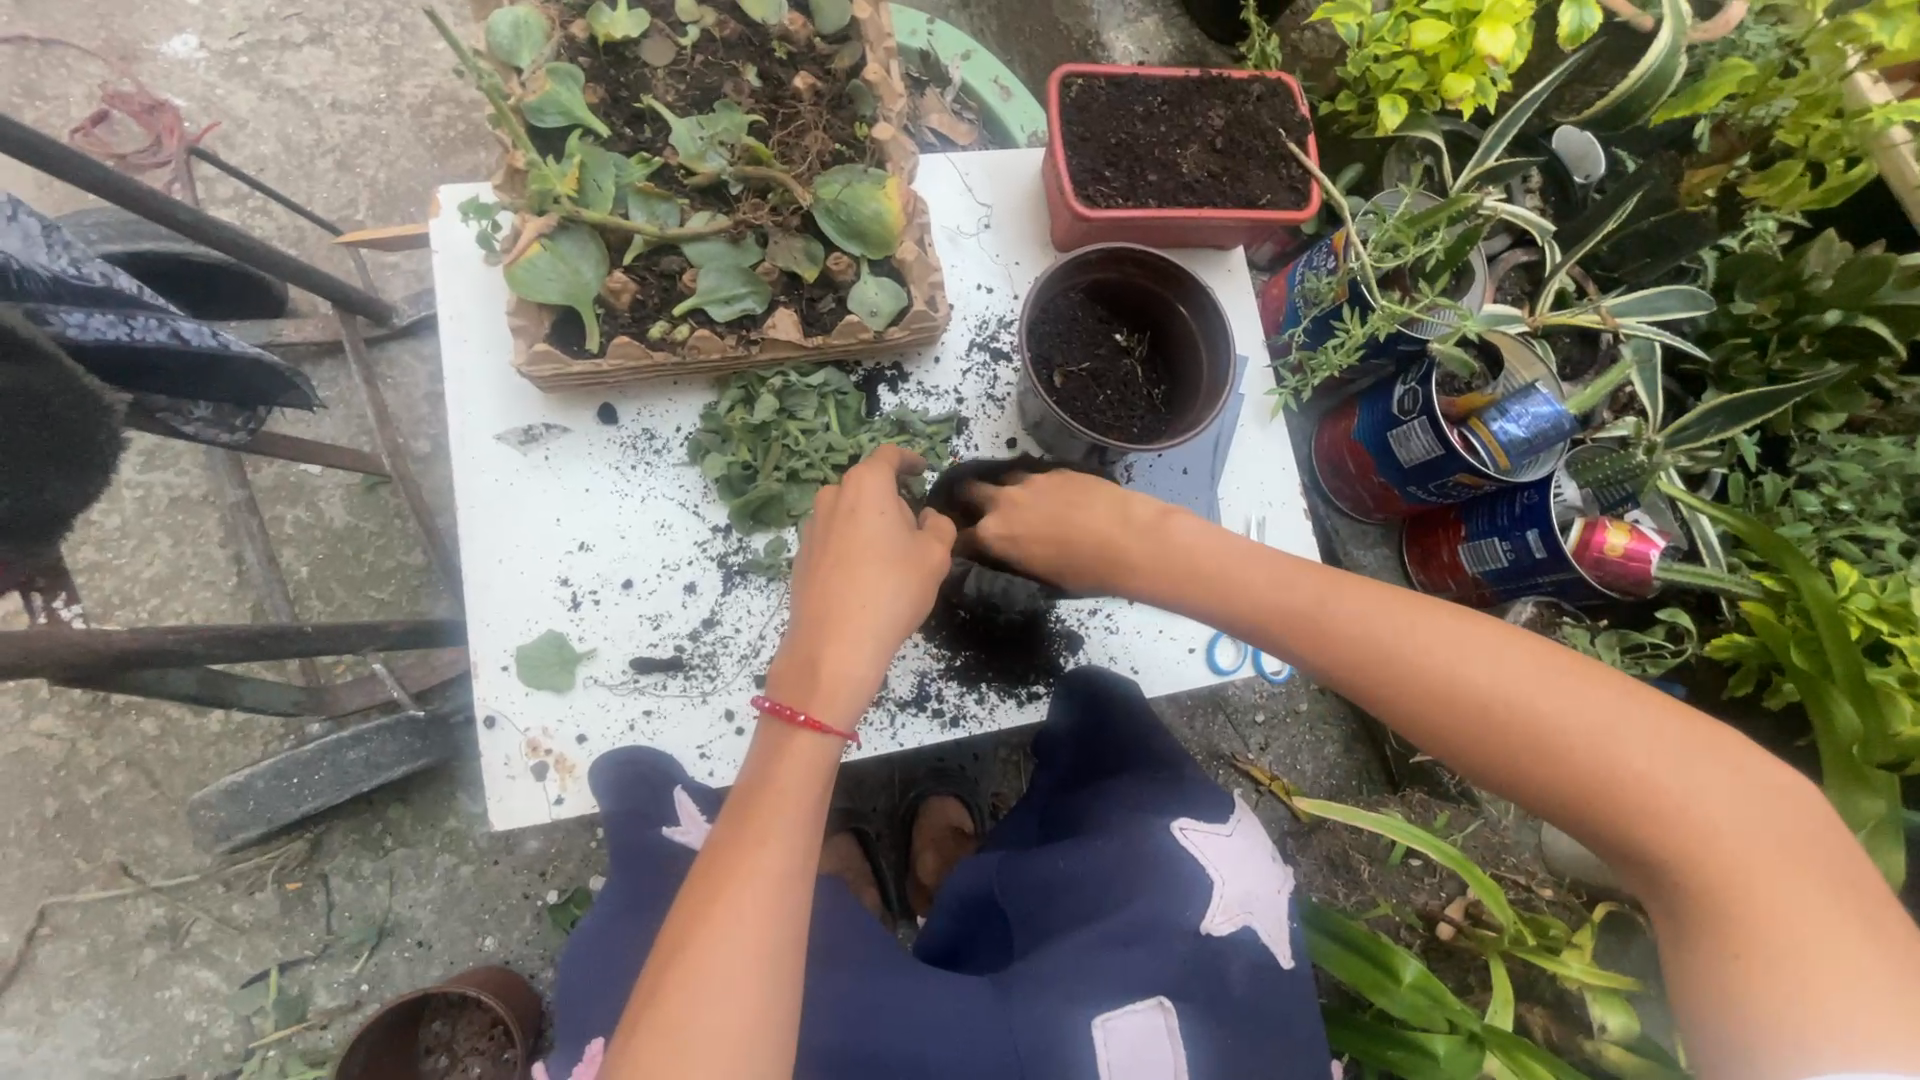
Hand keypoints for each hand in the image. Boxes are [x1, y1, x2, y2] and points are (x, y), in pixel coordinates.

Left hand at [765, 444, 956, 729]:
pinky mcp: (802, 556)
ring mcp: (811, 527)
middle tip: (915, 530)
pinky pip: (835, 539)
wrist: (835, 644)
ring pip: (849, 513)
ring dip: (871, 524)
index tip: (923, 471)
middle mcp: (832, 496)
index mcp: (866, 485)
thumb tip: (927, 518)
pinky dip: (852, 546)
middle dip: (893, 500)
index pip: (889, 455)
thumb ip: (939, 525)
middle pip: (868, 486)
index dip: (910, 460)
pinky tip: (866, 579)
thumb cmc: (892, 590)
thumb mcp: (935, 555)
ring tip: (892, 559)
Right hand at [961, 469, 1189, 596]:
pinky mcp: (1055, 469)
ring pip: (1003, 479)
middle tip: (979, 509)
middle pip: (969, 492)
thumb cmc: (1084, 572)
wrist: (1127, 539)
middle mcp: (1003, 502)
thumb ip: (1014, 560)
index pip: (961, 538)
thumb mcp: (1040, 577)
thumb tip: (1009, 555)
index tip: (967, 544)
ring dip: (1005, 489)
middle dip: (969, 500)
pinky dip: (1036, 486)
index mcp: (993, 536)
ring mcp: (1029, 481)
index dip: (961, 542)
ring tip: (1020, 500)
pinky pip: (1034, 475)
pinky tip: (1054, 496)